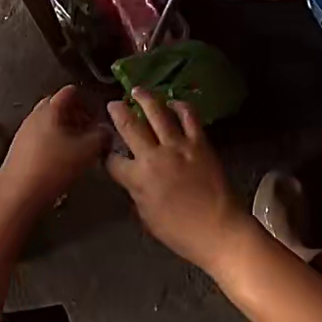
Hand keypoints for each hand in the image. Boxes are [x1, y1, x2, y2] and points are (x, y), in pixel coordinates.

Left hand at [0, 86, 108, 208]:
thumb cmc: (54, 167)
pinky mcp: (19, 149)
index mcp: (50, 109)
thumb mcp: (87, 150)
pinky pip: (41, 136)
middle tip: (90, 131)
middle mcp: (35, 115)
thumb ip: (102, 136)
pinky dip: (55, 141)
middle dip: (77, 115)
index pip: (71, 92)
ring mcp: (24, 132)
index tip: (98, 116)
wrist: (17, 196)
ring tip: (79, 147)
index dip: (88, 101)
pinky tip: (63, 159)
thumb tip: (107, 130)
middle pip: (59, 106)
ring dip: (66, 130)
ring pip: (50, 122)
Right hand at [106, 88, 254, 273]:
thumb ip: (137, 193)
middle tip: (113, 103)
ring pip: (157, 112)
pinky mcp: (199, 142)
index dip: (106, 154)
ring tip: (137, 90)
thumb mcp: (147, 217)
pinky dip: (180, 105)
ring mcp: (178, 146)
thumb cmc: (180, 231)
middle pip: (130, 126)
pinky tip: (174, 101)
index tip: (104, 146)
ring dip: (145, 98)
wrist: (217, 228)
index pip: (113, 161)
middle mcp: (154, 156)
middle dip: (118, 112)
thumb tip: (133, 179)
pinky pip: (189, 116)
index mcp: (137, 179)